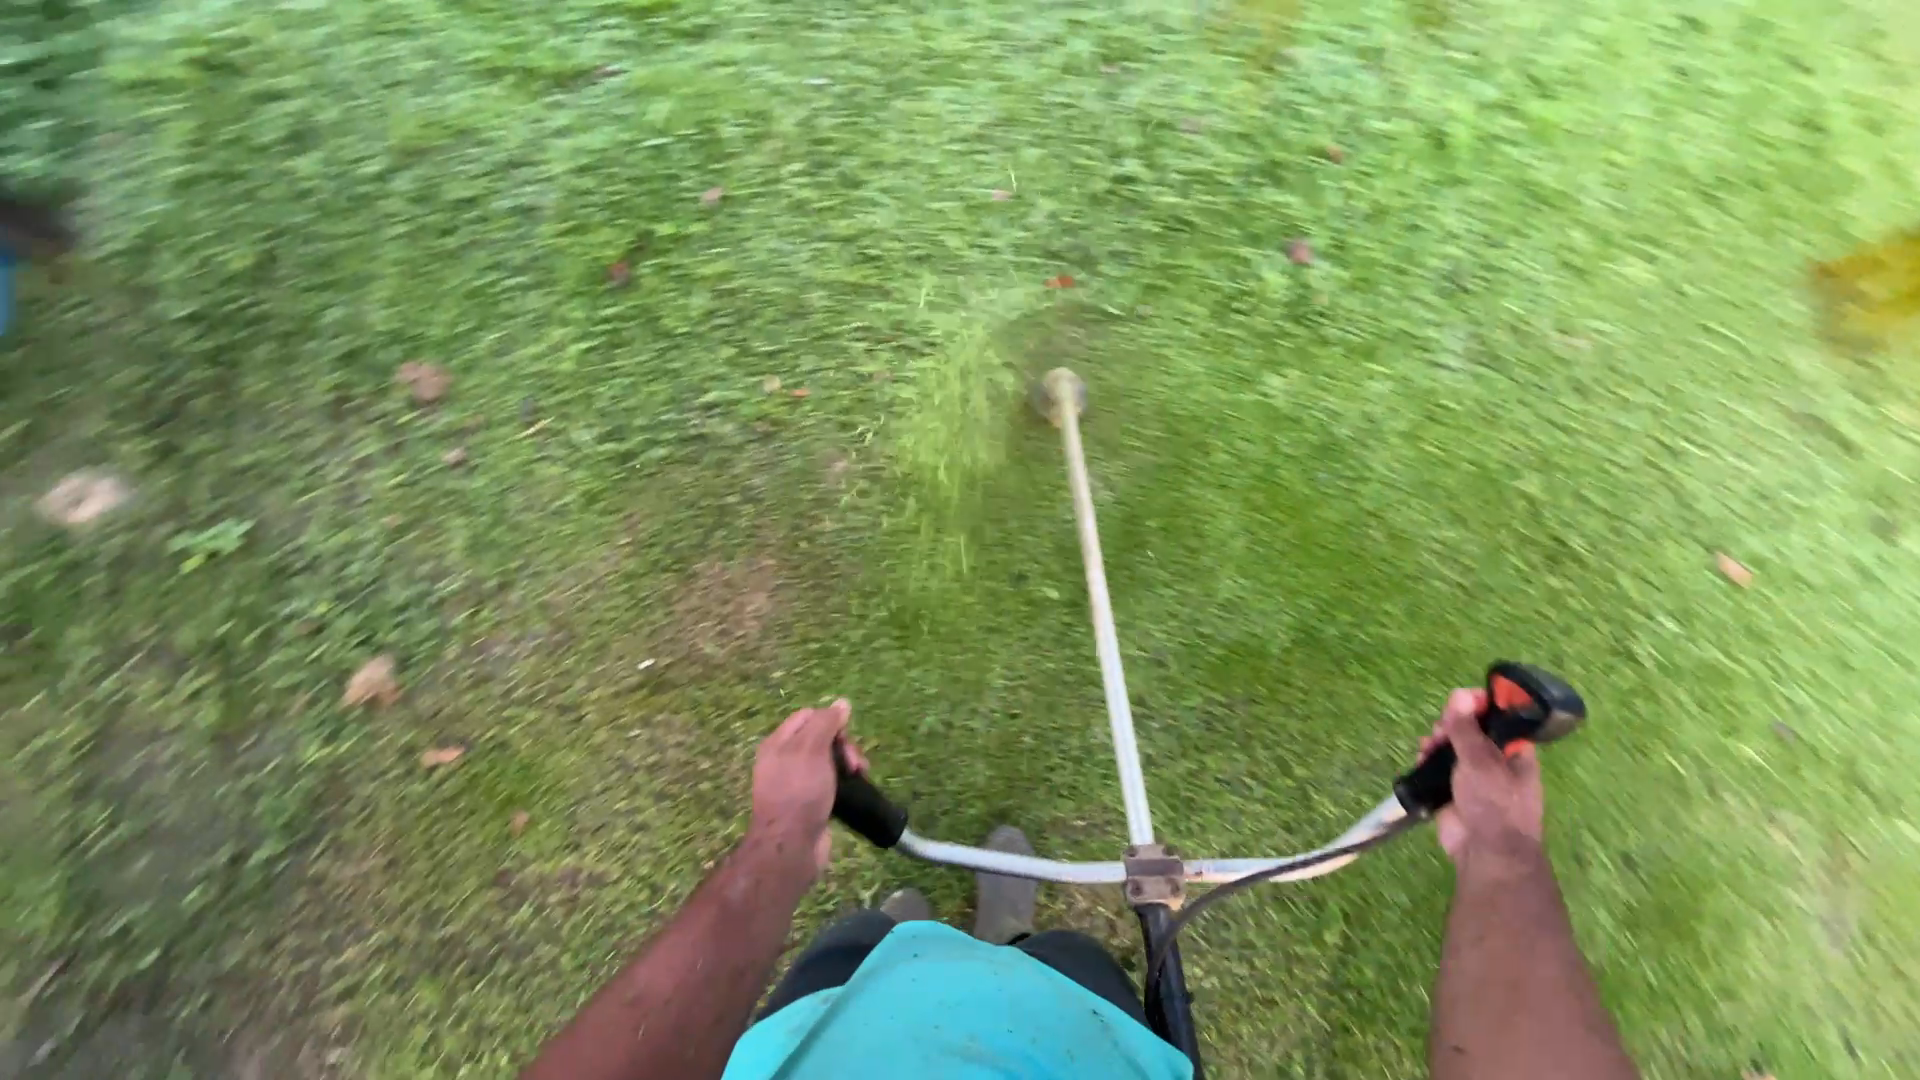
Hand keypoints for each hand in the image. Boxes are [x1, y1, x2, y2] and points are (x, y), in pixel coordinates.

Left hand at [748, 698, 863, 878]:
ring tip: (860, 776)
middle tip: (855, 763)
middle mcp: (785, 760)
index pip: (808, 716)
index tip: (845, 736)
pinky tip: (855, 789)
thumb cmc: (800, 791)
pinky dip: (845, 782)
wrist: (791, 846)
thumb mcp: (812, 748)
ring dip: (848, 764)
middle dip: (844, 745)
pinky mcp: (810, 802)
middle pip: (822, 738)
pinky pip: (831, 782)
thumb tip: (842, 703)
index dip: (830, 721)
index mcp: (779, 742)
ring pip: (829, 761)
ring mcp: (798, 783)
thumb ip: (826, 722)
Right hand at [1417, 688, 1544, 863]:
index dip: (1477, 705)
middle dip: (1450, 725)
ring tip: (1427, 748)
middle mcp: (1496, 760)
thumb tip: (1460, 694)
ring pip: (1451, 746)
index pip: (1498, 716)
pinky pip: (1438, 765)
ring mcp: (1474, 775)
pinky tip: (1421, 760)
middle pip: (1469, 728)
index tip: (1459, 703)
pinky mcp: (1453, 788)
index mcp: (1514, 751)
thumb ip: (1466, 727)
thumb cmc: (1494, 802)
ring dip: (1436, 742)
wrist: (1485, 850)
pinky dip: (1428, 759)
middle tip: (1441, 733)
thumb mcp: (1480, 760)